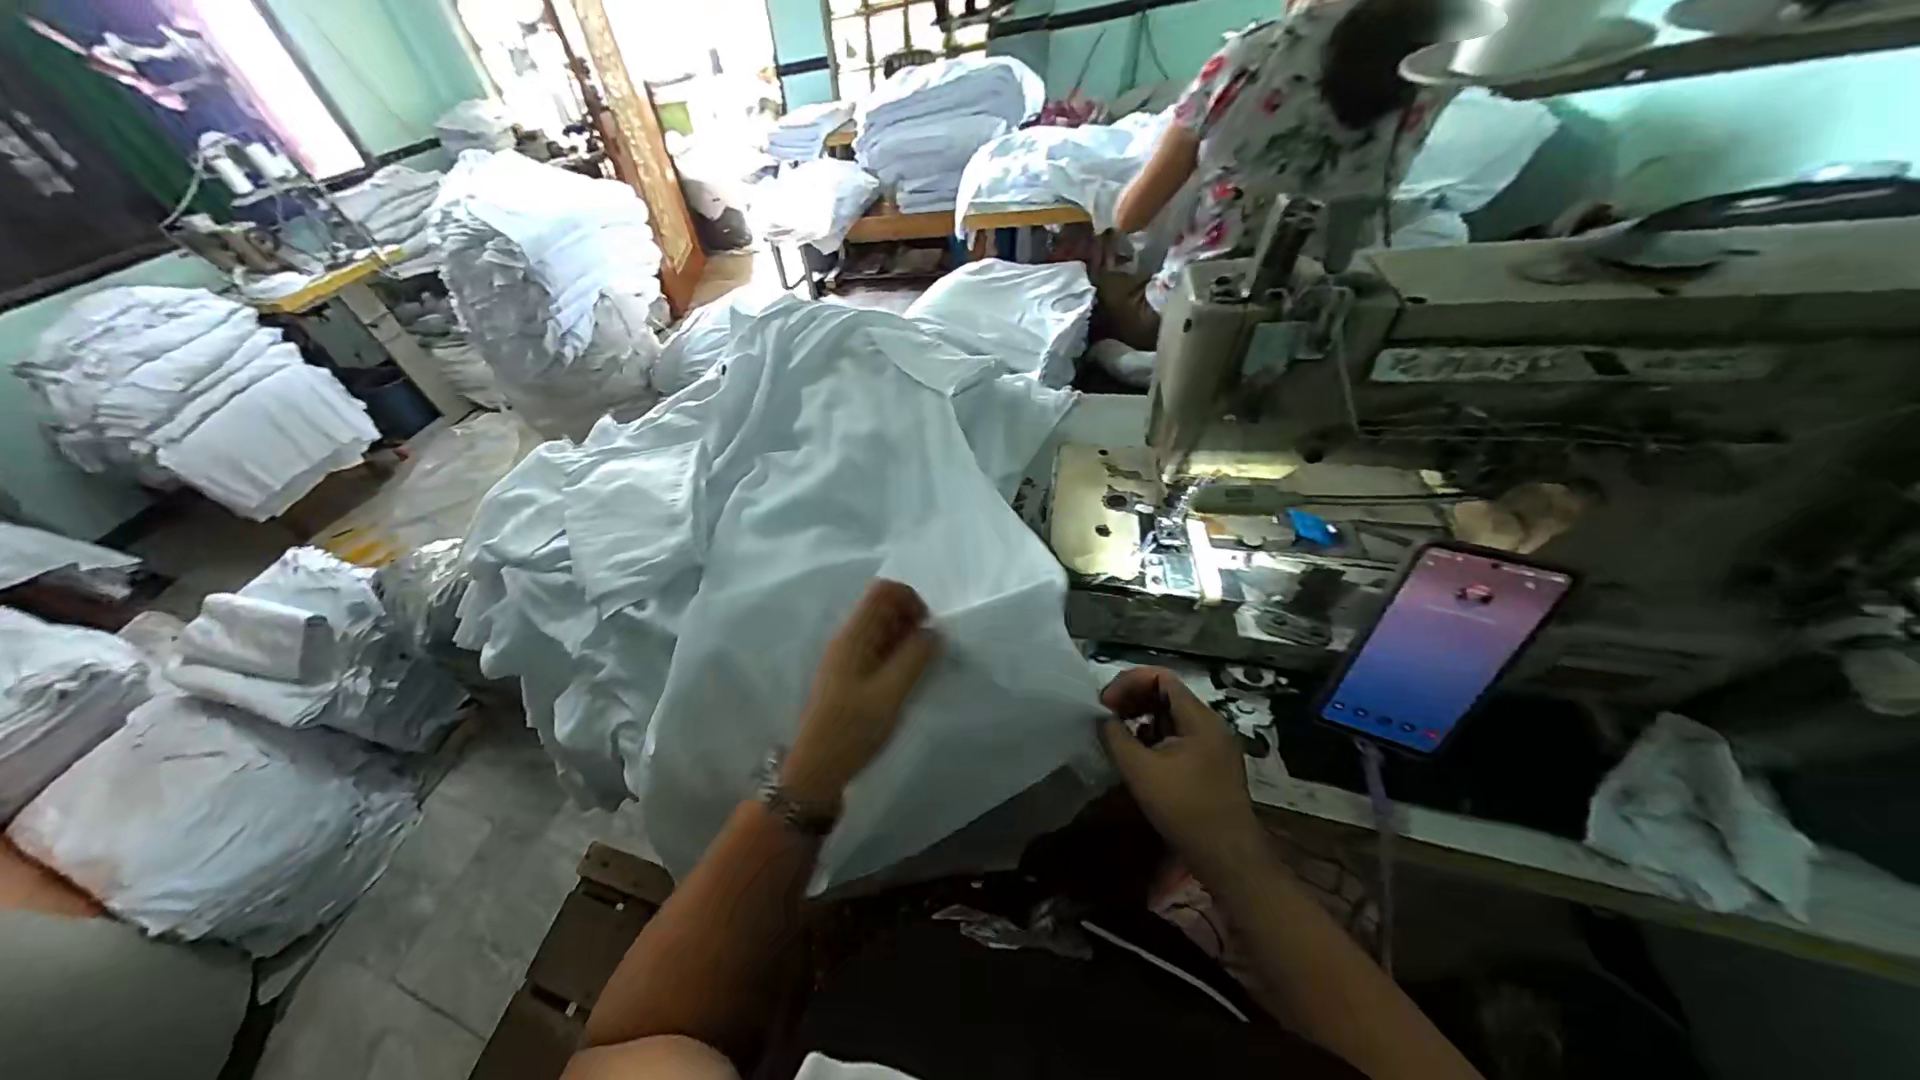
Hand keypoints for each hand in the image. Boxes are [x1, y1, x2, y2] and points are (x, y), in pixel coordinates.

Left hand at [783, 580, 937, 804]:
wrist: (816, 771)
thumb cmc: (851, 731)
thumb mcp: (889, 695)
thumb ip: (915, 659)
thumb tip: (935, 633)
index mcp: (854, 637)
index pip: (883, 591)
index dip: (910, 599)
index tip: (928, 628)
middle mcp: (849, 641)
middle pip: (883, 608)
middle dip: (912, 620)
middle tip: (929, 652)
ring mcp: (848, 659)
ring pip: (883, 630)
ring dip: (906, 639)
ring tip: (922, 667)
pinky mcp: (852, 678)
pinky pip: (879, 651)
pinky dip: (898, 656)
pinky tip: (908, 680)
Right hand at [1099, 667, 1262, 881]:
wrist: (1228, 857)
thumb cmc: (1185, 809)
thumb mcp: (1141, 771)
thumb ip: (1116, 737)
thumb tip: (1101, 718)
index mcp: (1199, 718)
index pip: (1160, 677)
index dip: (1128, 683)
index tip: (1105, 704)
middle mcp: (1210, 724)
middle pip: (1166, 693)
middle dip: (1132, 698)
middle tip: (1106, 716)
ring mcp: (1212, 744)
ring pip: (1170, 715)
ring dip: (1141, 717)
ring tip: (1116, 734)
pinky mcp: (1209, 763)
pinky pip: (1177, 735)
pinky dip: (1153, 736)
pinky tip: (1136, 754)